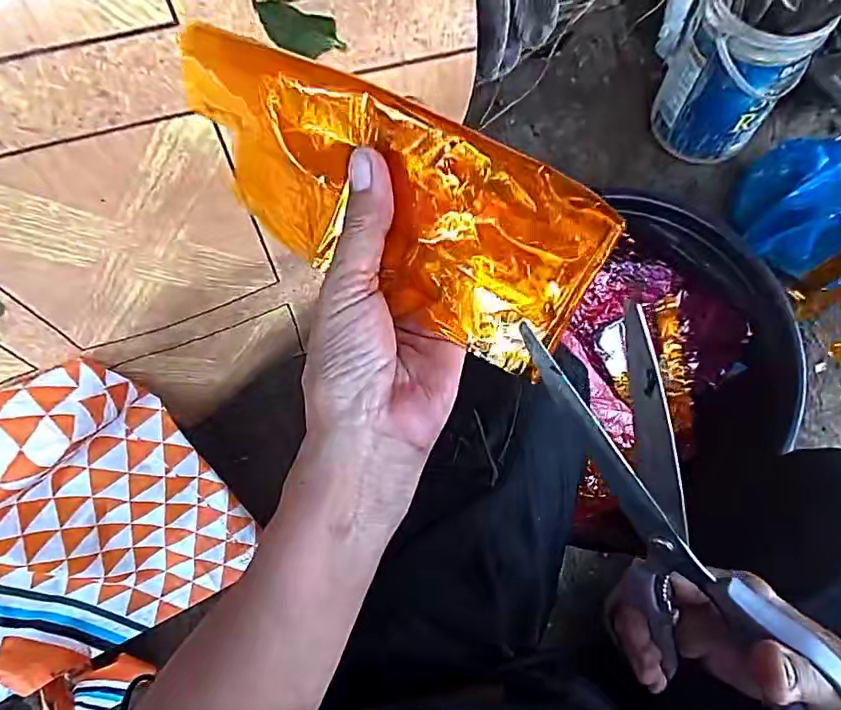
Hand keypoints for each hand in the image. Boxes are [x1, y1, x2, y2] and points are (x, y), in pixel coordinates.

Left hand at [298, 147, 465, 526]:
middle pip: (414, 241)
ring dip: (458, 232)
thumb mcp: (347, 290)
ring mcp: (424, 315)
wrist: (377, 434)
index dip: (389, 188)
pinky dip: (481, 272)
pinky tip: (495, 235)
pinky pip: (470, 298)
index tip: (407, 143)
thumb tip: (368, 165)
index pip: (374, 225)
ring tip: (478, 183)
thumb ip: (365, 232)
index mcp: (353, 283)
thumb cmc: (344, 370)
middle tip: (453, 156)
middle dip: (430, 205)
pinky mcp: (455, 337)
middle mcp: (389, 295)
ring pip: (444, 264)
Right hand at [607, 567, 840, 709]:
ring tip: (652, 678)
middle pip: (650, 587)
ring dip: (635, 639)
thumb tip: (760, 656)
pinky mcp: (701, 638)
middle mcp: (715, 596)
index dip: (646, 598)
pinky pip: (655, 631)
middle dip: (633, 623)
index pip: (673, 572)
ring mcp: (706, 616)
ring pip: (646, 608)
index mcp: (738, 593)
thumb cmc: (837, 690)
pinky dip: (645, 652)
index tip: (646, 643)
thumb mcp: (820, 687)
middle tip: (646, 668)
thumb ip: (792, 674)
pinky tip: (658, 680)